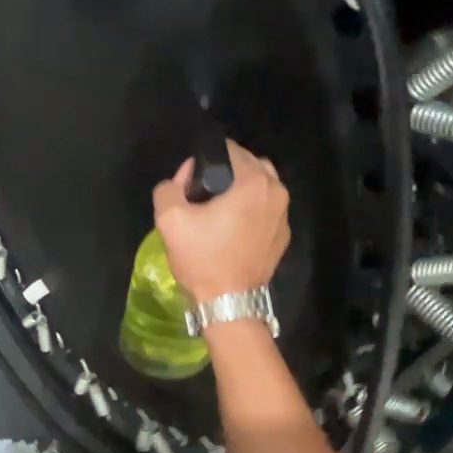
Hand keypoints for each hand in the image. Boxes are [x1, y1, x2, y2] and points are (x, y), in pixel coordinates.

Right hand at [152, 139, 291, 301]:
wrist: (228, 302)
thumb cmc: (202, 259)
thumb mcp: (170, 220)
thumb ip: (168, 189)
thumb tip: (179, 181)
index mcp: (253, 181)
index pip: (229, 150)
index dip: (203, 162)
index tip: (189, 185)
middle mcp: (276, 191)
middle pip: (248, 166)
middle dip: (225, 175)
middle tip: (202, 199)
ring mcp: (284, 215)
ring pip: (260, 189)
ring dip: (240, 193)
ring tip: (218, 215)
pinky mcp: (282, 236)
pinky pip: (265, 212)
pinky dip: (250, 214)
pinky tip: (231, 234)